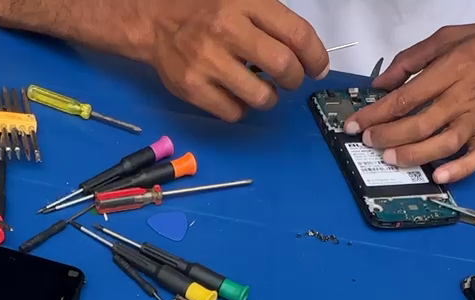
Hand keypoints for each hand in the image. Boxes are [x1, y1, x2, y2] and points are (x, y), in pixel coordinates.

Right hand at [133, 0, 328, 120]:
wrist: (156, 22)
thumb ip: (270, 19)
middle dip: (294, 79)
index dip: (315, 56)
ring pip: (261, 96)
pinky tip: (237, 96)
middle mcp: (228, 31)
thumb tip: (304, 49)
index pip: (296, 34)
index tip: (318, 67)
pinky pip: (234, 112)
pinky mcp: (195, 88)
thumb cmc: (203, 11)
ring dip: (269, 98)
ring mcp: (209, 62)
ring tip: (263, 89)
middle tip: (290, 79)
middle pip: (283, 67)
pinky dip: (242, 109)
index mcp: (245, 3)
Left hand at [346, 22, 474, 182]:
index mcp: (453, 68)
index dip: (376, 112)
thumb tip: (381, 83)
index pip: (407, 96)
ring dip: (413, 155)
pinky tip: (439, 176)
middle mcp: (463, 97)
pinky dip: (459, 170)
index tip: (355, 123)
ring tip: (389, 158)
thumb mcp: (453, 36)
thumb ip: (413, 58)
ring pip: (441, 143)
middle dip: (388, 135)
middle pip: (419, 123)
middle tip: (368, 140)